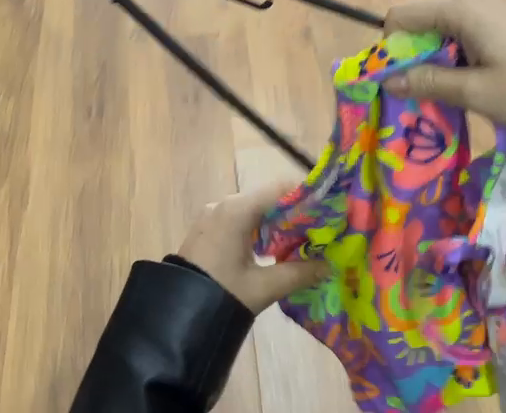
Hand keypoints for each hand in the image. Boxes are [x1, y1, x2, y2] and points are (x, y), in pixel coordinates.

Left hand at [176, 182, 329, 312]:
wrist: (177, 317)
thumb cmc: (222, 294)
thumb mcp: (263, 288)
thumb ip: (298, 273)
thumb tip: (328, 265)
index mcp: (237, 210)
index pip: (279, 189)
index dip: (305, 195)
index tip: (327, 209)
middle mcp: (223, 204)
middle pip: (266, 198)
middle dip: (293, 212)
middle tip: (319, 230)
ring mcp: (212, 216)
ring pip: (252, 210)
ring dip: (276, 223)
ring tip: (301, 242)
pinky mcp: (206, 230)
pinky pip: (238, 220)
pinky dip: (258, 230)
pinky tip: (273, 250)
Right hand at [382, 0, 505, 131]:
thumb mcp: (478, 93)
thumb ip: (429, 83)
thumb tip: (388, 80)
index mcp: (463, 9)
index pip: (403, 13)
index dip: (392, 46)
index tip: (401, 80)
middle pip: (426, 18)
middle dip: (417, 53)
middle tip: (425, 93)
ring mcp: (499, 6)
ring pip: (449, 26)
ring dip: (441, 56)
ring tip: (455, 93)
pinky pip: (473, 29)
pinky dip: (464, 52)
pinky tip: (480, 82)